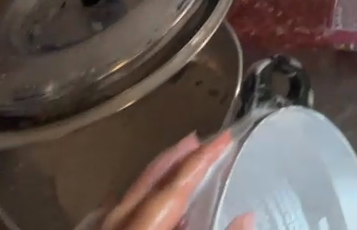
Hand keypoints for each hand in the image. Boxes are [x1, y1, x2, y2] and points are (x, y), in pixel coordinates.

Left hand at [98, 129, 253, 229]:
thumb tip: (247, 216)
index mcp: (142, 225)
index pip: (176, 183)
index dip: (203, 157)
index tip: (226, 135)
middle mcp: (117, 223)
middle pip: (146, 183)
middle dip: (174, 158)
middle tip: (197, 138)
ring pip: (125, 197)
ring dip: (152, 178)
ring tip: (173, 165)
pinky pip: (109, 216)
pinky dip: (129, 202)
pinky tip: (135, 204)